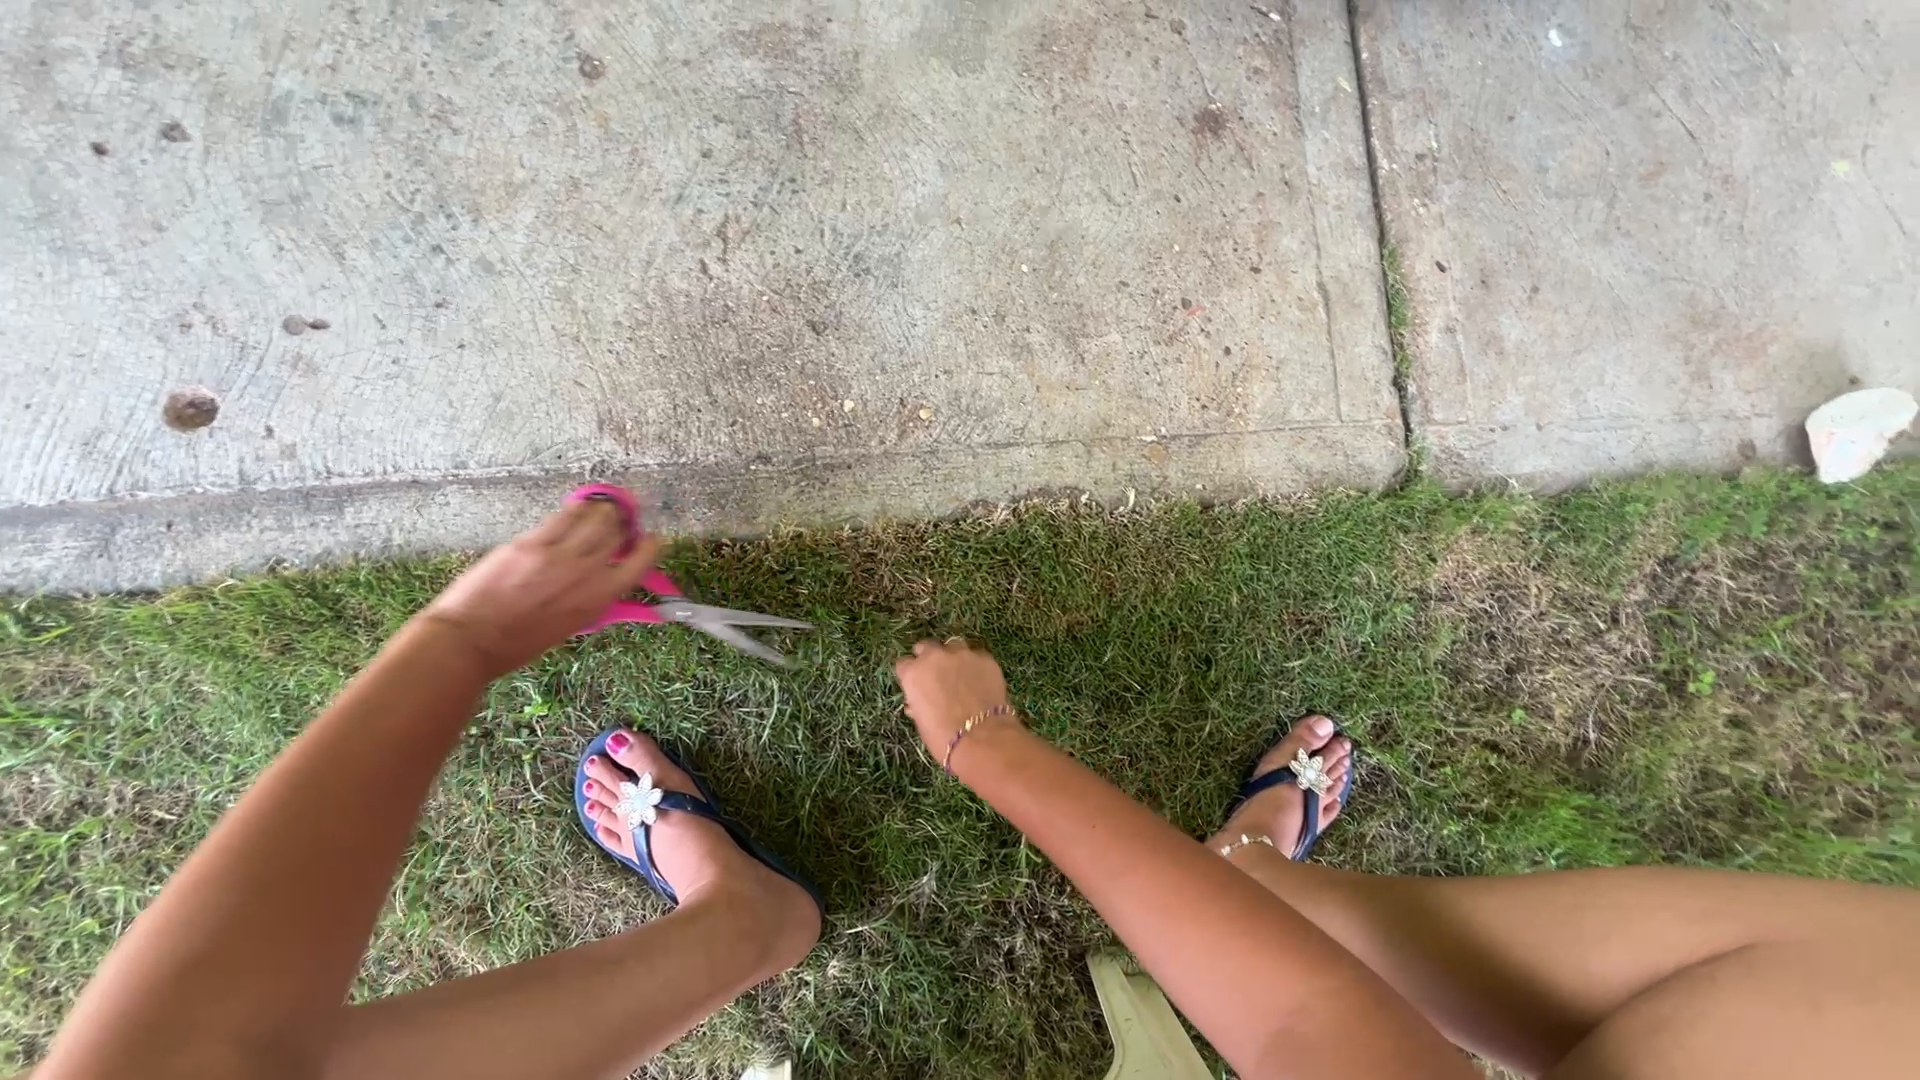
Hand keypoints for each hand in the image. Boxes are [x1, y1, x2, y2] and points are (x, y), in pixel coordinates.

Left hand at [419, 499, 662, 677]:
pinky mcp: (532, 543)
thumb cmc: (520, 643)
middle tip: (618, 518)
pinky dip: (575, 510)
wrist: (471, 640)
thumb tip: (603, 577)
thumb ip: (591, 597)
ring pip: (596, 517)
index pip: (643, 559)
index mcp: (602, 597)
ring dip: (602, 510)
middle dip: (622, 522)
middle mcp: (589, 571)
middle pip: (618, 532)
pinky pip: (563, 516)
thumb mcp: (572, 625)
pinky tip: (574, 509)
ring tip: (599, 509)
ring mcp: (560, 554)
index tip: (648, 538)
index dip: (650, 543)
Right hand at [894, 638, 1012, 756]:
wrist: (983, 739)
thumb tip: (917, 702)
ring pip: (953, 645)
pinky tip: (980, 679)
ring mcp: (962, 654)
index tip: (915, 683)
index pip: (903, 664)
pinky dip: (975, 664)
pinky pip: (976, 655)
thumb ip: (917, 703)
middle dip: (928, 657)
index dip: (909, 674)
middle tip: (936, 674)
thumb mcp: (921, 722)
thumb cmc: (943, 737)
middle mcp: (935, 657)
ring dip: (953, 657)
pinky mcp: (985, 657)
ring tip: (960, 673)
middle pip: (926, 647)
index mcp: (913, 673)